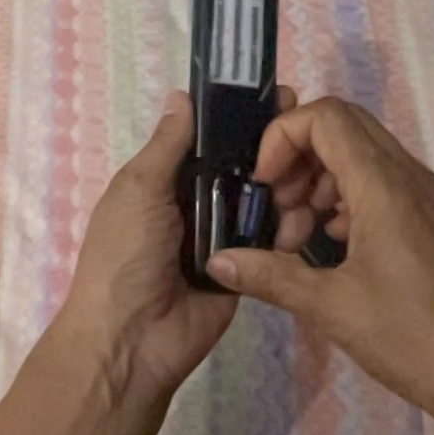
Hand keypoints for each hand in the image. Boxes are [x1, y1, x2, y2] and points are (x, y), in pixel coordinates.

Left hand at [54, 87, 295, 399]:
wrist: (132, 339)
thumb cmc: (124, 255)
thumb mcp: (138, 190)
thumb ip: (167, 146)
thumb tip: (182, 96)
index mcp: (162, 181)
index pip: (207, 140)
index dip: (238, 118)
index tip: (278, 95)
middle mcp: (193, 203)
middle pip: (241, 168)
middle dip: (273, 150)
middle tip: (309, 136)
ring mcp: (221, 236)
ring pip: (263, 201)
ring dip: (285, 188)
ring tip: (309, 179)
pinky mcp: (244, 268)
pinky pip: (272, 241)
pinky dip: (288, 228)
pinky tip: (307, 215)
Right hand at [204, 97, 433, 434]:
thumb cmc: (417, 339)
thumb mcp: (332, 307)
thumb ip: (269, 276)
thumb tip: (217, 261)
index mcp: (386, 186)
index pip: (325, 117)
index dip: (281, 138)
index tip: (263, 186)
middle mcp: (411, 180)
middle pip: (343, 129)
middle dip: (296, 159)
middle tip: (276, 210)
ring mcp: (429, 201)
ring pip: (362, 159)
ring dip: (318, 184)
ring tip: (296, 239)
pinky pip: (382, 188)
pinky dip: (345, 203)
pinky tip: (331, 251)